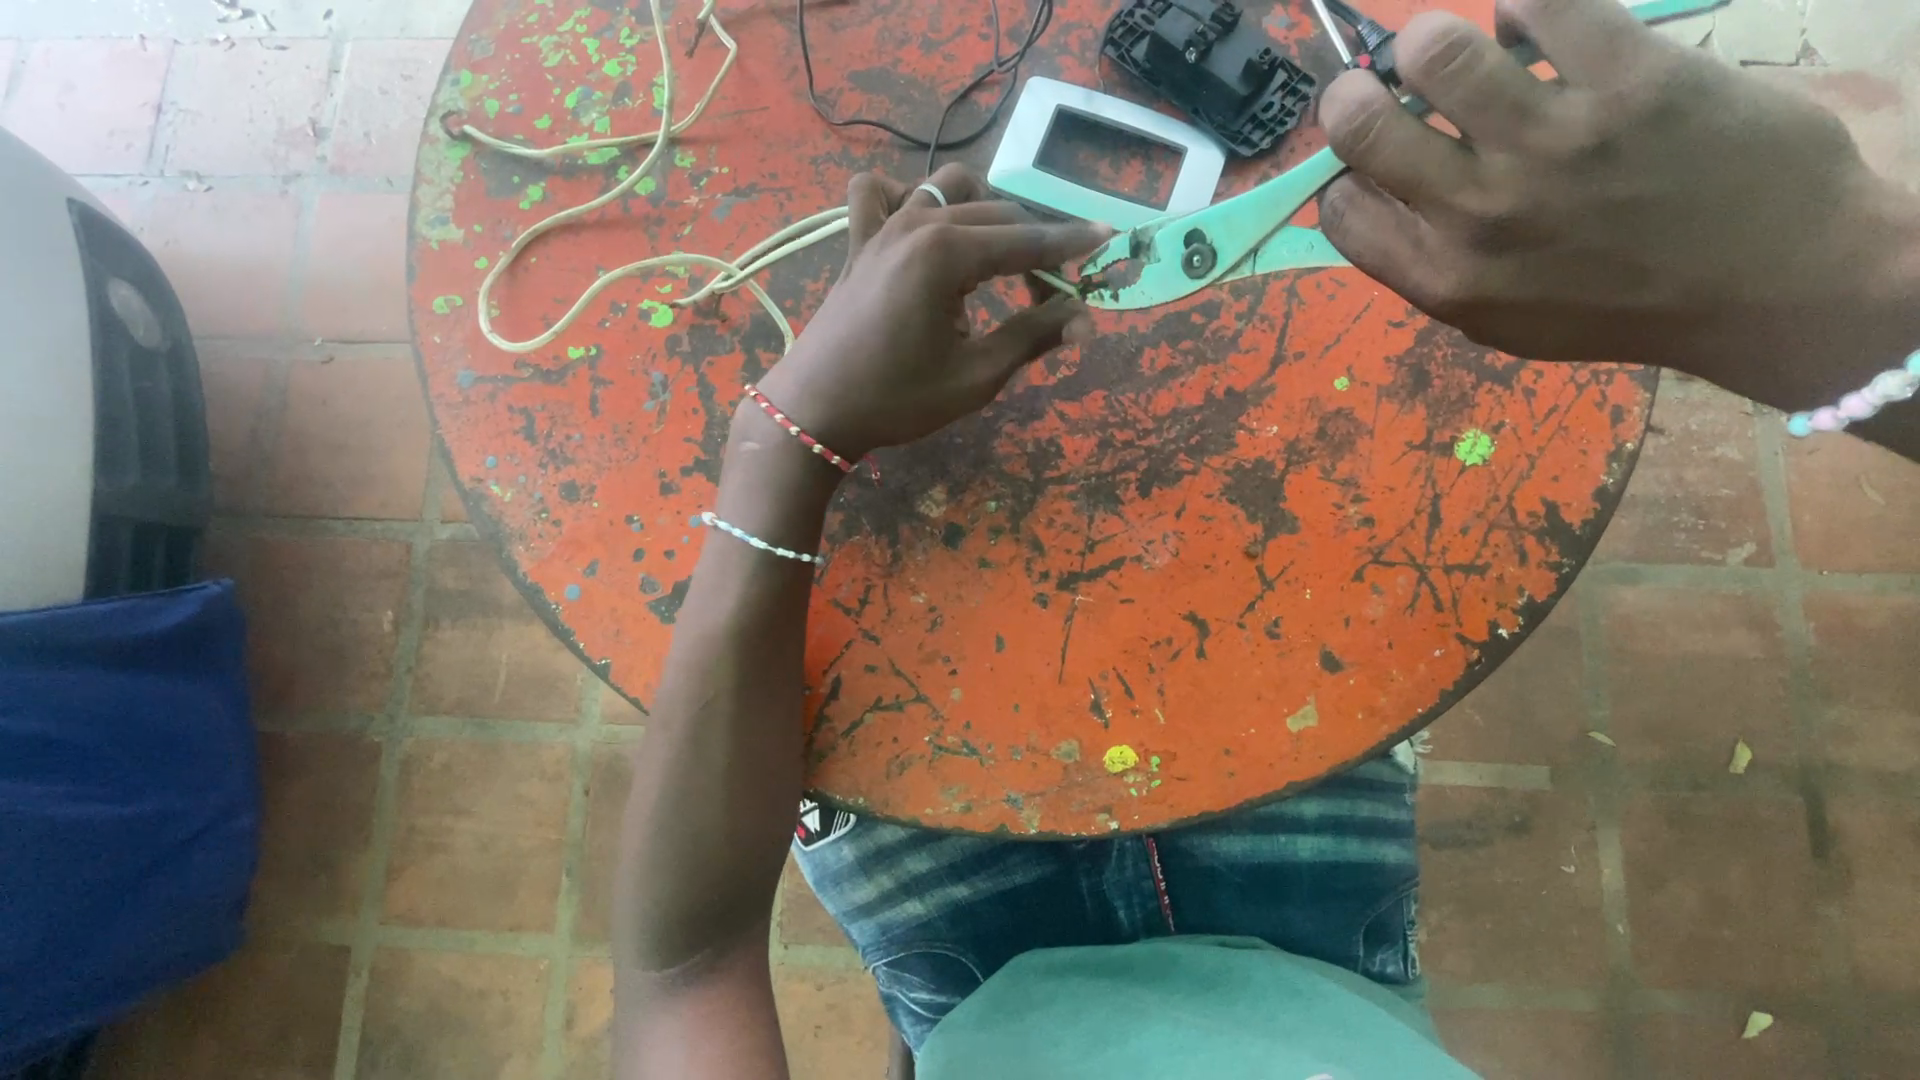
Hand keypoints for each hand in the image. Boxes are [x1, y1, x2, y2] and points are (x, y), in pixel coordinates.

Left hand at [753, 165, 1111, 459]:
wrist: (816, 411)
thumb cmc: (897, 400)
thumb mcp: (976, 377)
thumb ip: (1032, 337)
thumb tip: (1084, 317)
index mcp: (947, 253)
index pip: (1027, 240)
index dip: (1071, 243)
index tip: (1108, 240)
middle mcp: (917, 223)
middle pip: (997, 214)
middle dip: (1034, 244)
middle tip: (1053, 293)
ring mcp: (882, 226)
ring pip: (947, 187)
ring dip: (983, 208)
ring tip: (995, 255)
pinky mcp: (857, 241)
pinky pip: (877, 192)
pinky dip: (903, 196)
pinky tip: (917, 227)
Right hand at [1316, 0, 1919, 409]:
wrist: (1765, 283)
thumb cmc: (1613, 310)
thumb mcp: (1493, 320)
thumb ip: (1426, 267)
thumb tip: (1375, 202)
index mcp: (1440, 275)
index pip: (1341, 207)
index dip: (1342, 178)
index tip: (1368, 168)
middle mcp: (1476, 212)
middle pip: (1361, 126)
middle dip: (1351, 96)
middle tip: (1376, 85)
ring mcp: (1550, 143)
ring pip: (1438, 52)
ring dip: (1428, 42)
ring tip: (1450, 49)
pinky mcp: (1628, 79)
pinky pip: (1546, 4)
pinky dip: (1525, 5)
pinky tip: (1531, 22)